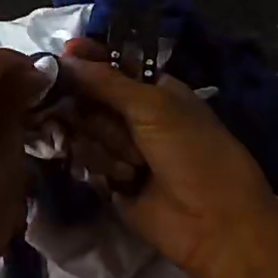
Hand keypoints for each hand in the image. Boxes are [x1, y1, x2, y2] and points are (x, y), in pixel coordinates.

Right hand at [55, 39, 277, 277]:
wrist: (213, 223)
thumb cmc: (192, 151)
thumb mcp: (153, 106)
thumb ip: (106, 81)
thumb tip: (65, 58)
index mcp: (152, 89)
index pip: (110, 65)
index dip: (87, 60)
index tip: (64, 54)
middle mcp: (133, 114)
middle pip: (89, 96)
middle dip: (88, 105)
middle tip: (106, 119)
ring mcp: (119, 148)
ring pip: (83, 128)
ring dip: (104, 142)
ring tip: (134, 162)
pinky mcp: (108, 180)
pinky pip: (84, 160)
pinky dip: (100, 165)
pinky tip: (124, 177)